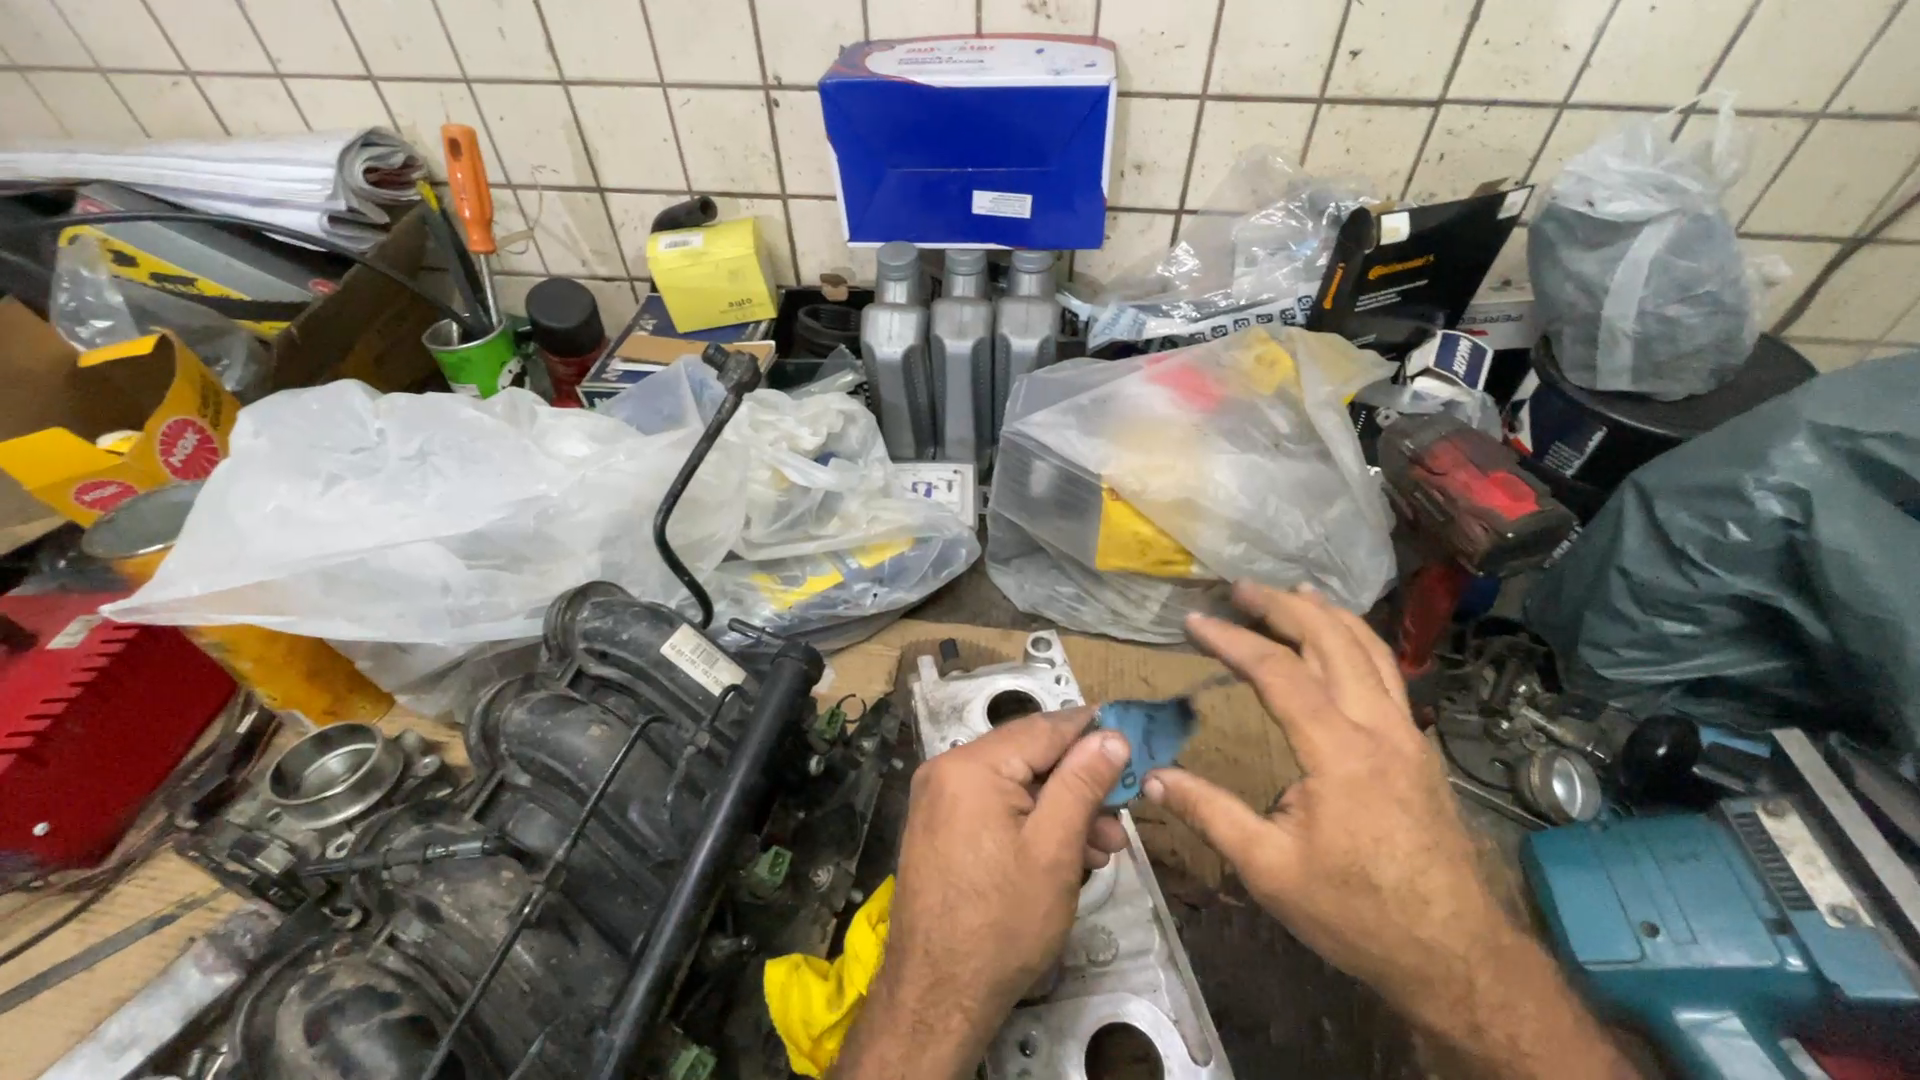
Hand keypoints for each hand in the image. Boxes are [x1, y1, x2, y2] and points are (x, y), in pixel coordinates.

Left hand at [833, 709, 1129, 1079]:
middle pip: (1028, 757)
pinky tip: (1066, 854)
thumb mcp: (1054, 849)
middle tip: (1122, 814)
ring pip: (1015, 786)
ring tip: (1103, 847)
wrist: (937, 995)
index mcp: (970, 766)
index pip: (1043, 728)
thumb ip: (1082, 783)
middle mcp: (946, 771)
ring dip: (1061, 808)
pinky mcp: (939, 830)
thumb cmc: (1001, 924)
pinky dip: (1031, 824)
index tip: (1132, 736)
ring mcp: (938, 801)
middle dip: (1079, 782)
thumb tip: (1110, 736)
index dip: (1091, 730)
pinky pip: (994, 808)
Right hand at [1148, 583, 1635, 1079]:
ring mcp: (1407, 735)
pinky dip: (1356, 642)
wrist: (1454, 953)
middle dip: (1283, 606)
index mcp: (1339, 752)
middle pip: (1333, 640)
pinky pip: (1387, 674)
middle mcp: (1379, 728)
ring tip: (1292, 593)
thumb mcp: (1269, 870)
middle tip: (1240, 588)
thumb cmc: (1357, 913)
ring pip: (1371, 650)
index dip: (1233, 640)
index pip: (1279, 672)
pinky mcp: (1418, 749)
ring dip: (1327, 614)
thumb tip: (1152, 778)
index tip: (1195, 621)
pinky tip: (1339, 646)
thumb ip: (1210, 814)